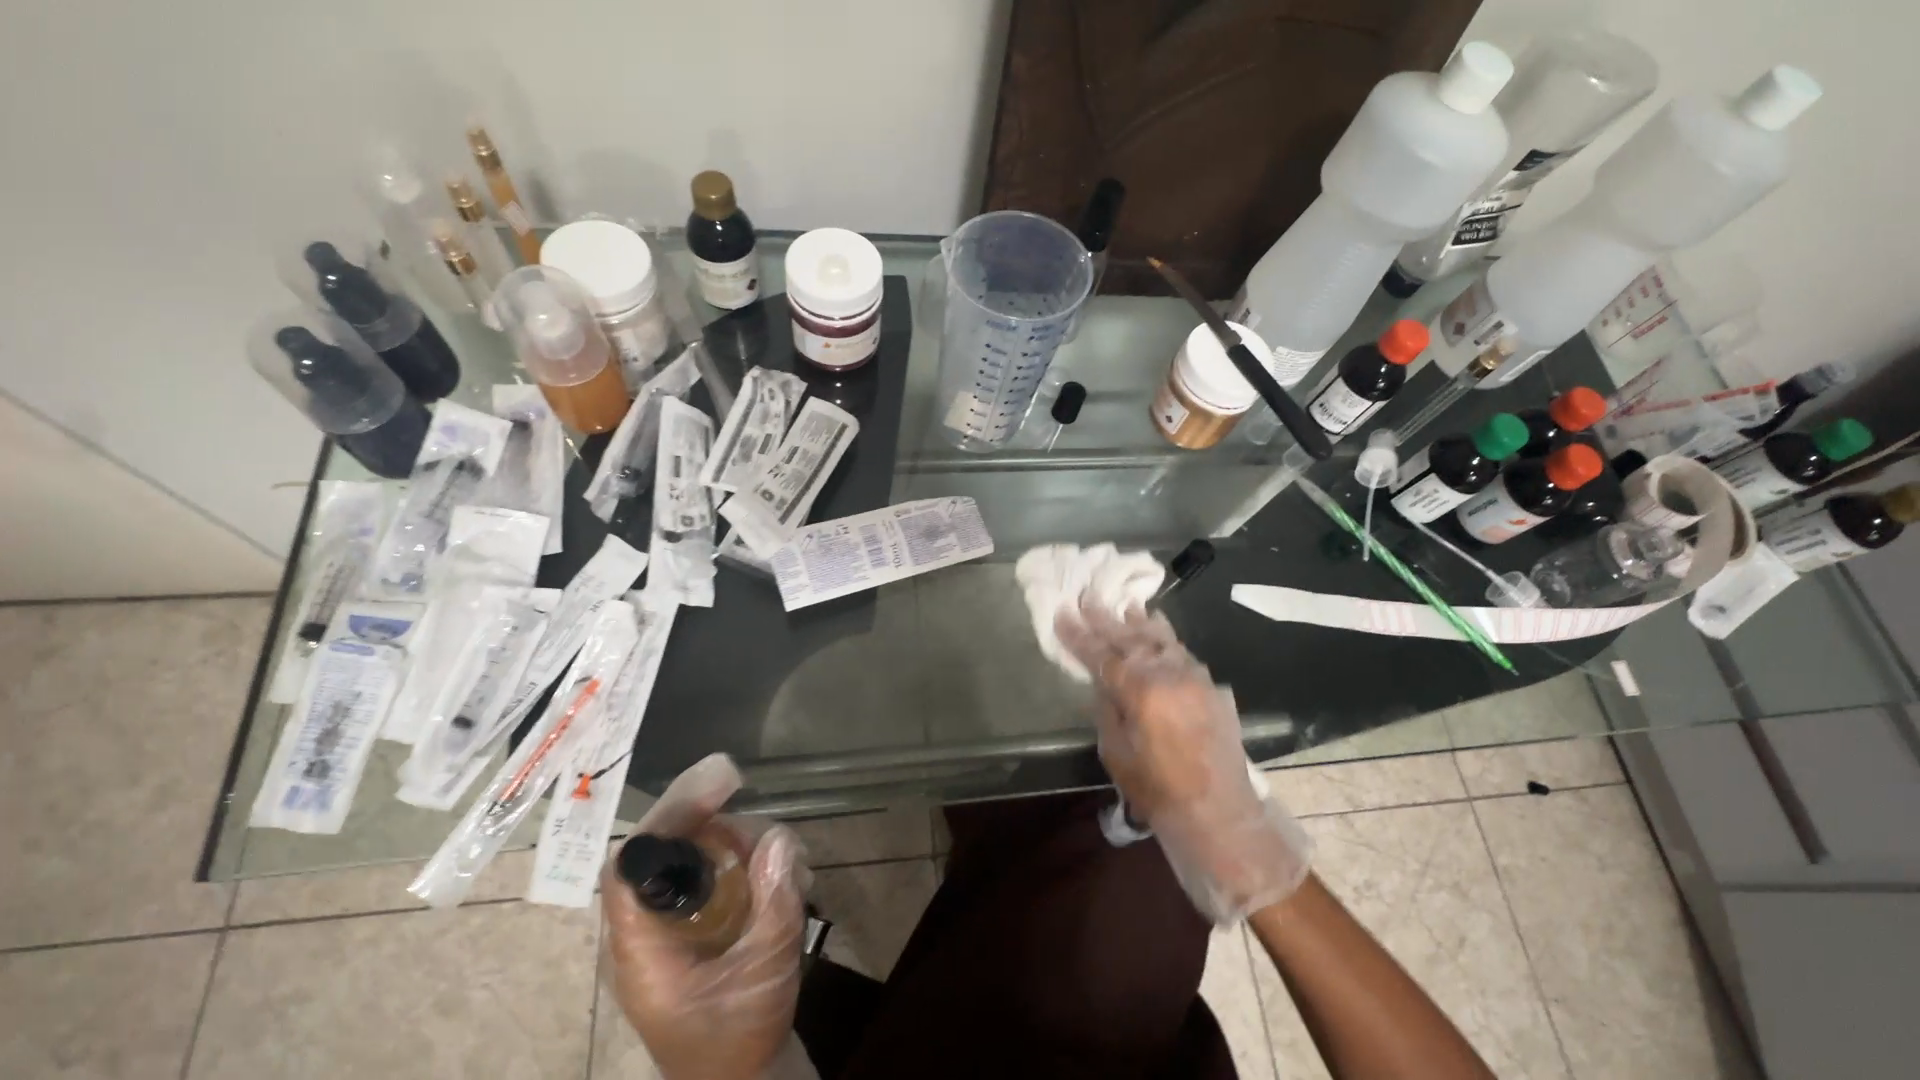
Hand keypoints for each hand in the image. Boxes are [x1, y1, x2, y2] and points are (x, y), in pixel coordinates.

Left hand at [600, 754, 809, 1079]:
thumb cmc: (738, 1038)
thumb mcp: (764, 975)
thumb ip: (773, 907)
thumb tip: (782, 838)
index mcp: (641, 945)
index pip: (634, 862)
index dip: (672, 814)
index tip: (722, 782)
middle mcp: (650, 923)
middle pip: (671, 846)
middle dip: (723, 826)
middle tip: (773, 840)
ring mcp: (675, 920)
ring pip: (700, 853)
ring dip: (748, 845)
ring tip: (793, 871)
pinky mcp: (701, 920)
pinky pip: (721, 872)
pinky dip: (756, 863)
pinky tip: (790, 880)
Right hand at [1056, 602, 1312, 921]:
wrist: (1219, 812)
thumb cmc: (1158, 791)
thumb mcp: (1116, 753)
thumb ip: (1108, 710)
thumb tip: (1104, 684)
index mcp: (1141, 691)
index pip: (1102, 655)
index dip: (1079, 636)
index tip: (1061, 614)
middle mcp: (1170, 674)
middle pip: (1131, 639)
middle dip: (1106, 619)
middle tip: (1087, 598)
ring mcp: (1195, 678)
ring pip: (1161, 640)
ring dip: (1139, 623)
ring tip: (1123, 606)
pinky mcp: (1211, 688)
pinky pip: (1183, 652)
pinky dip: (1166, 638)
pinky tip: (1158, 628)